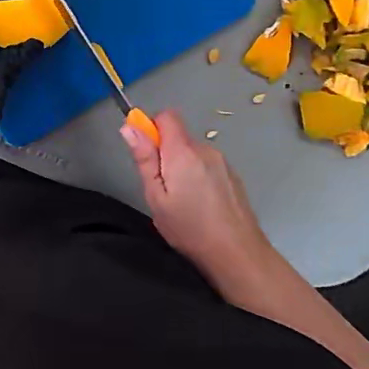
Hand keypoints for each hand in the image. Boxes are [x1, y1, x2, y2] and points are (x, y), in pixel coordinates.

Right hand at [120, 109, 278, 280]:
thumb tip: (129, 127)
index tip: (146, 153)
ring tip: (181, 200)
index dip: (151, 127)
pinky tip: (200, 204)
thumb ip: (144, 159)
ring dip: (181, 166)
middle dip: (165, 154)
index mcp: (183, 152)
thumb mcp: (156, 197)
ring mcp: (222, 162)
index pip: (166, 116)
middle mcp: (205, 150)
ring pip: (192, 152)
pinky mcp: (232, 175)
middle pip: (178, 136)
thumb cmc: (189, 228)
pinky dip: (197, 176)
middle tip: (161, 187)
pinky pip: (206, 165)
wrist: (238, 253)